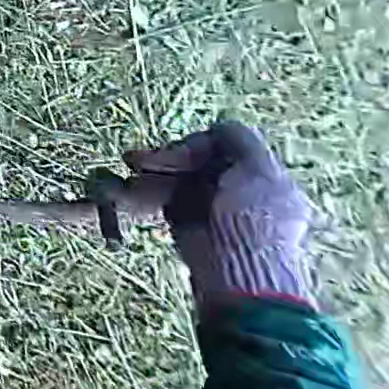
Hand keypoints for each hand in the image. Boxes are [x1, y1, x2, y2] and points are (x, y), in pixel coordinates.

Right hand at [125, 121, 314, 310]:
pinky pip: (156, 192)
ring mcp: (206, 201)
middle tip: (137, 162)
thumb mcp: (261, 174)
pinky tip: (127, 191)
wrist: (234, 266)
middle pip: (188, 157)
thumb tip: (223, 123)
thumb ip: (244, 143)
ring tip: (131, 179)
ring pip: (167, 173)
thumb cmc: (253, 219)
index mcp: (258, 176)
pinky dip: (140, 190)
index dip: (192, 146)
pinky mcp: (181, 215)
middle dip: (163, 158)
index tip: (180, 156)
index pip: (216, 144)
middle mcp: (233, 185)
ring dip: (146, 174)